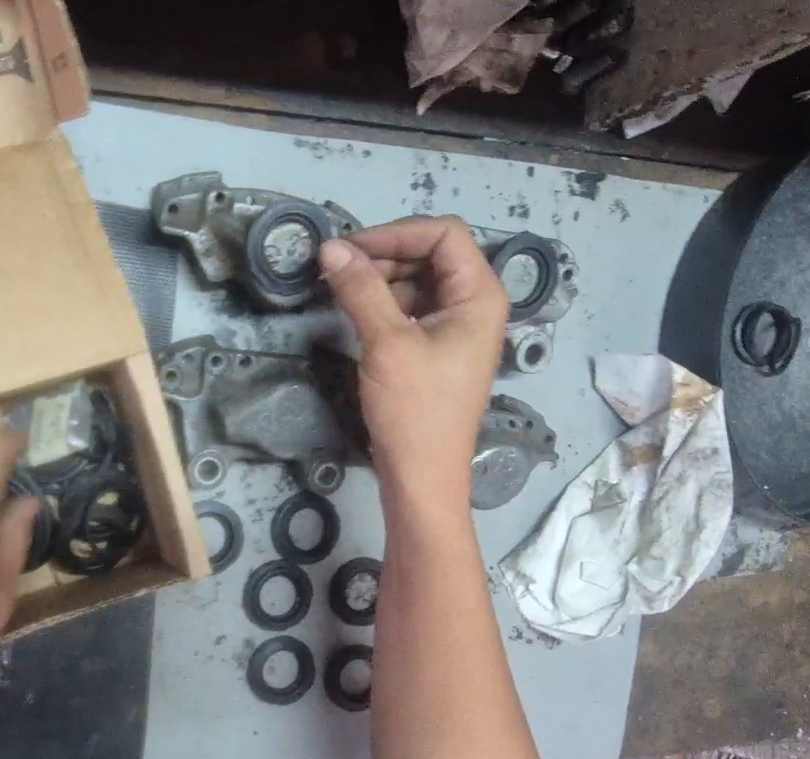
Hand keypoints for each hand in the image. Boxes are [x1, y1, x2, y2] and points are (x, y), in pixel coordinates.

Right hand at [319, 217, 508, 501]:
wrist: (422, 475)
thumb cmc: (414, 409)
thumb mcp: (386, 344)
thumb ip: (360, 290)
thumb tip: (329, 248)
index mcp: (480, 296)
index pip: (444, 235)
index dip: (396, 233)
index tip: (349, 249)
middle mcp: (475, 305)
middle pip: (430, 256)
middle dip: (384, 256)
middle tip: (338, 270)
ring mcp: (456, 329)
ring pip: (417, 282)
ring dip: (379, 280)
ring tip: (340, 293)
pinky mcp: (436, 350)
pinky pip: (411, 311)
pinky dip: (382, 305)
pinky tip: (355, 314)